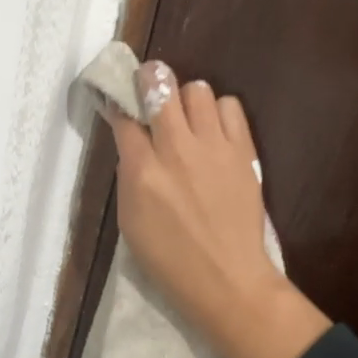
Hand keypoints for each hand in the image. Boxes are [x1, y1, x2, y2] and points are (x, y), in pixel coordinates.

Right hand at [104, 60, 330, 357]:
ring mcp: (213, 147)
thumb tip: (134, 144)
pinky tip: (212, 131)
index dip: (116, 102)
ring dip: (186, 98)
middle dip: (149, 79)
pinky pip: (230, 106)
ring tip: (186, 117)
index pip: (123, 117)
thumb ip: (130, 176)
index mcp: (141, 172)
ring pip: (198, 89)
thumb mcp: (130, 220)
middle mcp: (176, 150)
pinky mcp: (243, 151)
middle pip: (159, 86)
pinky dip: (218, 112)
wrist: (226, 278)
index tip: (115, 98)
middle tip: (148, 88)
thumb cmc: (168, 259)